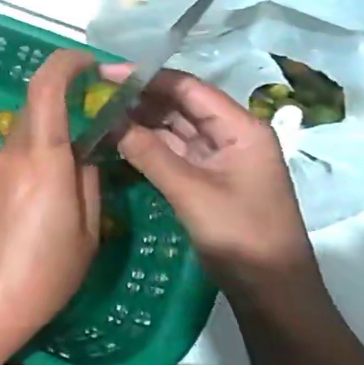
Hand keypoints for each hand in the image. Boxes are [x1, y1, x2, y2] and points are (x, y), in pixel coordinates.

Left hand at [0, 50, 102, 346]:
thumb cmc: (45, 271)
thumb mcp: (88, 230)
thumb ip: (88, 180)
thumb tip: (81, 155)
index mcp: (40, 156)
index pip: (45, 86)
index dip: (66, 63)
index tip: (89, 64)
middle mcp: (6, 153)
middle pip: (34, 115)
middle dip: (62, 120)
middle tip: (87, 153)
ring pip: (19, 144)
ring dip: (41, 154)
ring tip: (57, 202)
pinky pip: (3, 166)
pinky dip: (22, 174)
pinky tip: (28, 216)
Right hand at [104, 65, 317, 289]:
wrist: (271, 290)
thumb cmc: (240, 235)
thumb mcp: (190, 191)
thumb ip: (147, 151)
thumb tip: (106, 119)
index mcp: (241, 128)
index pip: (187, 88)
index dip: (144, 78)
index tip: (102, 74)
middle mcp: (231, 135)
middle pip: (179, 104)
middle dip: (137, 97)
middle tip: (92, 94)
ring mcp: (218, 157)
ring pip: (172, 127)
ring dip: (137, 120)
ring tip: (96, 113)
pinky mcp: (205, 177)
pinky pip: (170, 150)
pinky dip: (143, 143)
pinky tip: (114, 141)